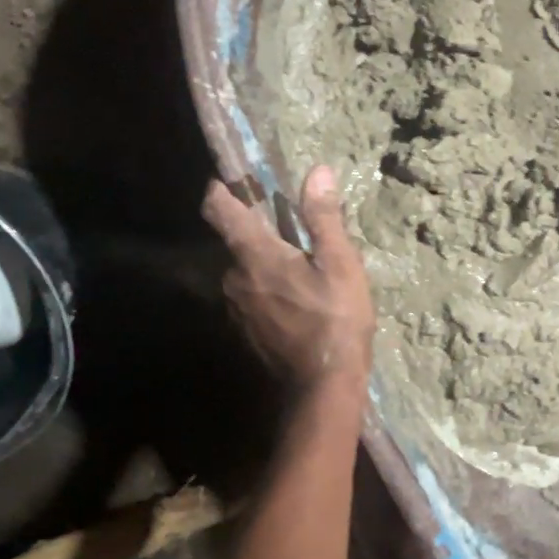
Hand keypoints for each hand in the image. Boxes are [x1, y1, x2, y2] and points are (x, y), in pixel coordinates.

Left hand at [203, 166, 376, 389]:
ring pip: (245, 271)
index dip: (220, 187)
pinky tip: (299, 296)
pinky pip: (252, 296)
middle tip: (292, 224)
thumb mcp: (339, 262)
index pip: (219, 209)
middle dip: (258, 228)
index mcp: (254, 255)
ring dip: (266, 261)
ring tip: (302, 263)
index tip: (232, 175)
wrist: (322, 387)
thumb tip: (318, 171)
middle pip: (236, 240)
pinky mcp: (247, 331)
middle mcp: (233, 279)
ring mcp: (236, 309)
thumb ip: (323, 217)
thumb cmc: (334, 318)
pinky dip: (269, 287)